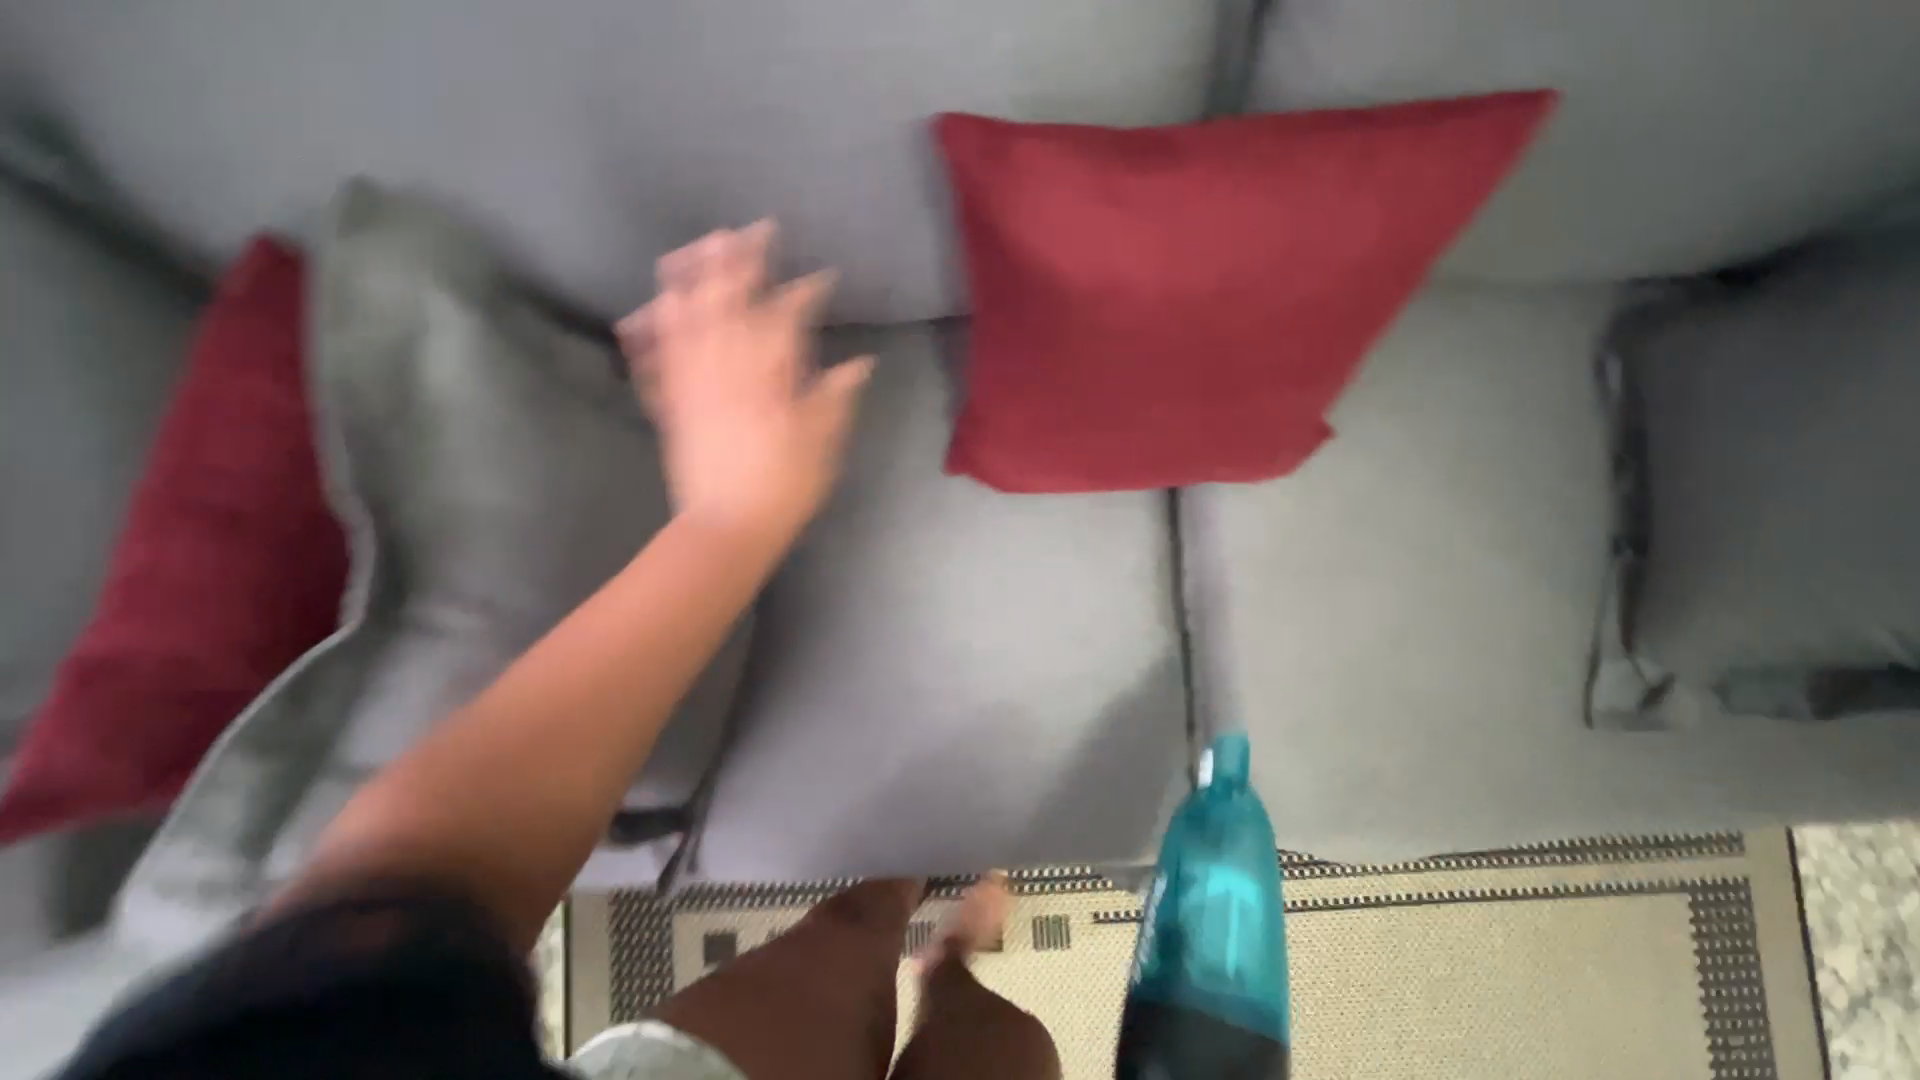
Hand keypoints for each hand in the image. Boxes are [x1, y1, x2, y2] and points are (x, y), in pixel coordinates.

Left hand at [617, 222, 872, 540]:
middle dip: (738, 263)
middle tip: (745, 231)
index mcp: (770, 377)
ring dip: (692, 281)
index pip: (786, 319)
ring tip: (694, 248)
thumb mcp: (822, 443)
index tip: (820, 277)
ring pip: (689, 319)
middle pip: (729, 302)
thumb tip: (858, 364)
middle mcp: (728, 368)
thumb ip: (834, 397)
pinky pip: (657, 359)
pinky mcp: (671, 403)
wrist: (728, 526)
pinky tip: (648, 309)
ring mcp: (694, 383)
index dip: (803, 292)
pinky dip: (651, 332)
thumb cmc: (785, 486)